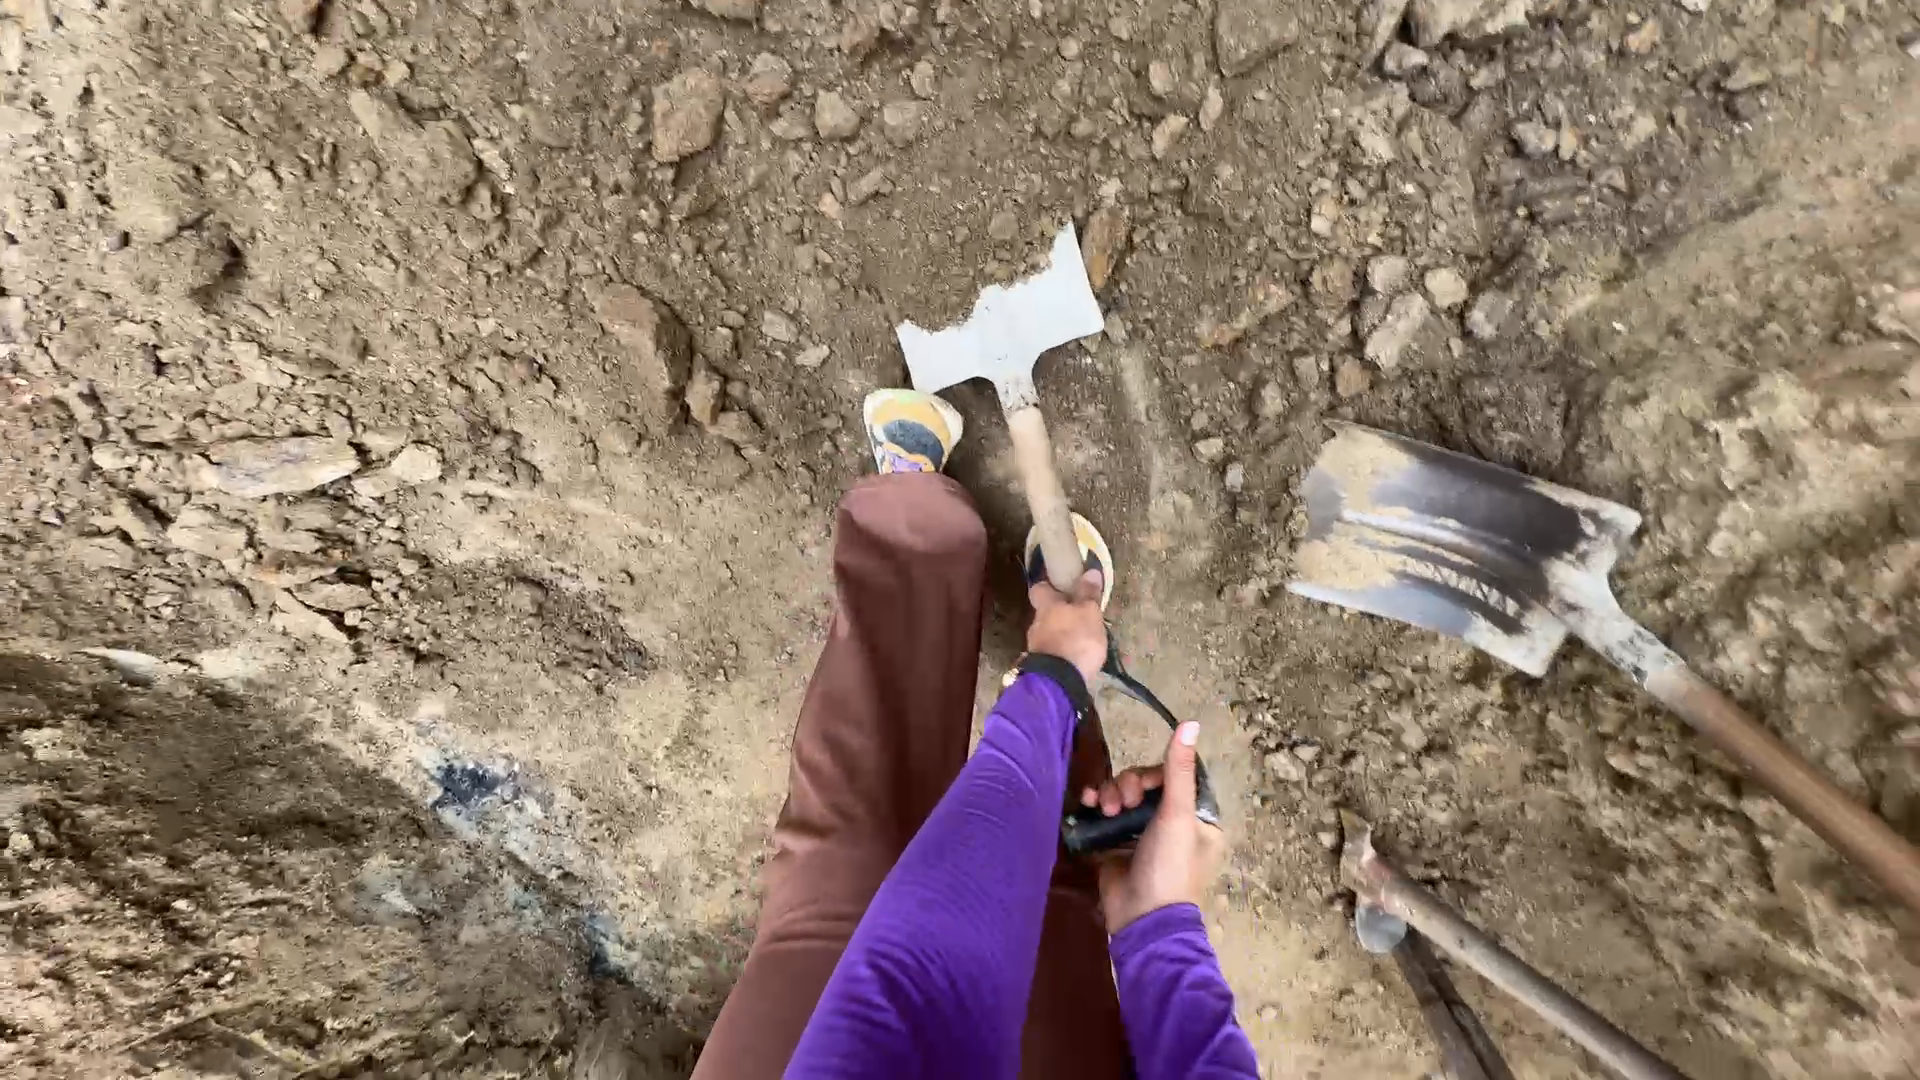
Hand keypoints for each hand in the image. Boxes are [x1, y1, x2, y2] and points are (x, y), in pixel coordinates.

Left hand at [1026, 569, 1106, 682]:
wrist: (1060, 682)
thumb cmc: (1076, 639)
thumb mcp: (1088, 613)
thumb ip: (1088, 594)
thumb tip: (1089, 571)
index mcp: (1046, 606)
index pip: (1039, 588)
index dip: (1048, 585)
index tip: (1061, 585)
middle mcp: (1036, 624)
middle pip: (1045, 613)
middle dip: (1059, 613)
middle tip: (1079, 615)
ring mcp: (1036, 647)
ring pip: (1048, 633)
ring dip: (1062, 634)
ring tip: (1082, 639)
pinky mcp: (1042, 667)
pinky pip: (1053, 652)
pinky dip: (1063, 653)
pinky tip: (1076, 658)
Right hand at [1085, 722, 1226, 932]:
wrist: (1142, 918)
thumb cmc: (1169, 866)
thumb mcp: (1176, 815)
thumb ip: (1178, 769)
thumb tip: (1190, 722)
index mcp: (1196, 818)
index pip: (1172, 777)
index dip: (1152, 775)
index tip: (1142, 787)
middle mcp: (1170, 823)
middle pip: (1143, 783)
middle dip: (1127, 785)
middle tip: (1121, 803)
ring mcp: (1141, 834)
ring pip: (1122, 794)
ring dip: (1110, 793)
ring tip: (1105, 809)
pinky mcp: (1116, 843)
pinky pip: (1104, 812)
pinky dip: (1095, 804)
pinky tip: (1087, 803)